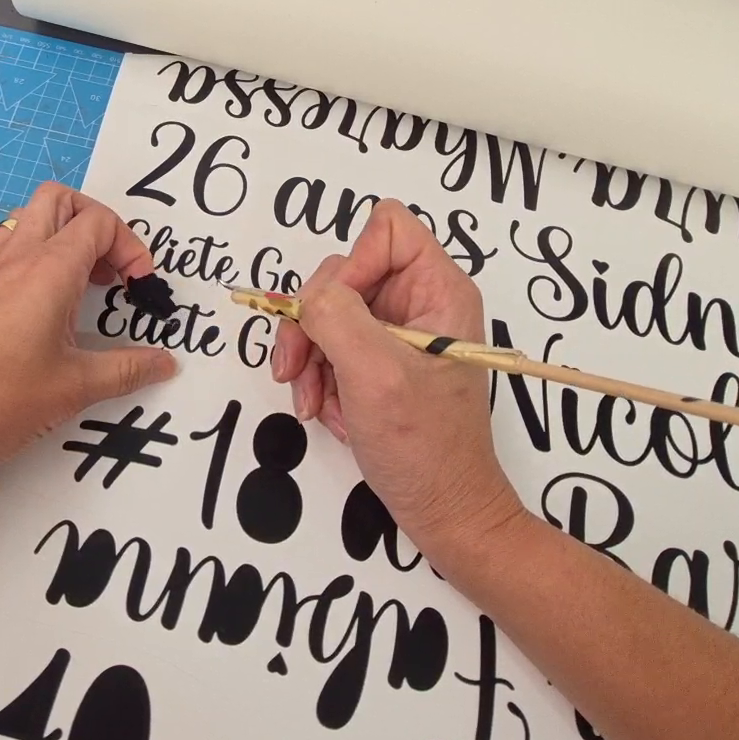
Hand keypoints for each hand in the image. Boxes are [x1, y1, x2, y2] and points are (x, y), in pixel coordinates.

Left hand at [0, 183, 177, 513]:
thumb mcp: (72, 389)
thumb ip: (126, 370)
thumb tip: (166, 363)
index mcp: (48, 268)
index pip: (98, 222)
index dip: (131, 247)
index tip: (139, 289)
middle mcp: (16, 256)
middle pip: (59, 199)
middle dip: (95, 222)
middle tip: (111, 270)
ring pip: (29, 222)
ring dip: (64, 240)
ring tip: (83, 290)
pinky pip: (8, 253)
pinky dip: (37, 263)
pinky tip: (44, 315)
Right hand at [271, 199, 527, 555]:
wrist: (442, 511)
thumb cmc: (423, 445)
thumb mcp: (375, 373)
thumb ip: (336, 315)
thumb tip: (307, 295)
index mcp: (438, 288)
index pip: (385, 228)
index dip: (351, 263)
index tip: (336, 315)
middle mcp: (419, 300)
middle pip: (343, 273)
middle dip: (313, 324)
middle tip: (296, 371)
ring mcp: (397, 331)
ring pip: (328, 311)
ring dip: (310, 358)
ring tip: (315, 404)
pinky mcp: (379, 359)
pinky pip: (330, 345)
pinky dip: (320, 379)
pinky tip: (331, 412)